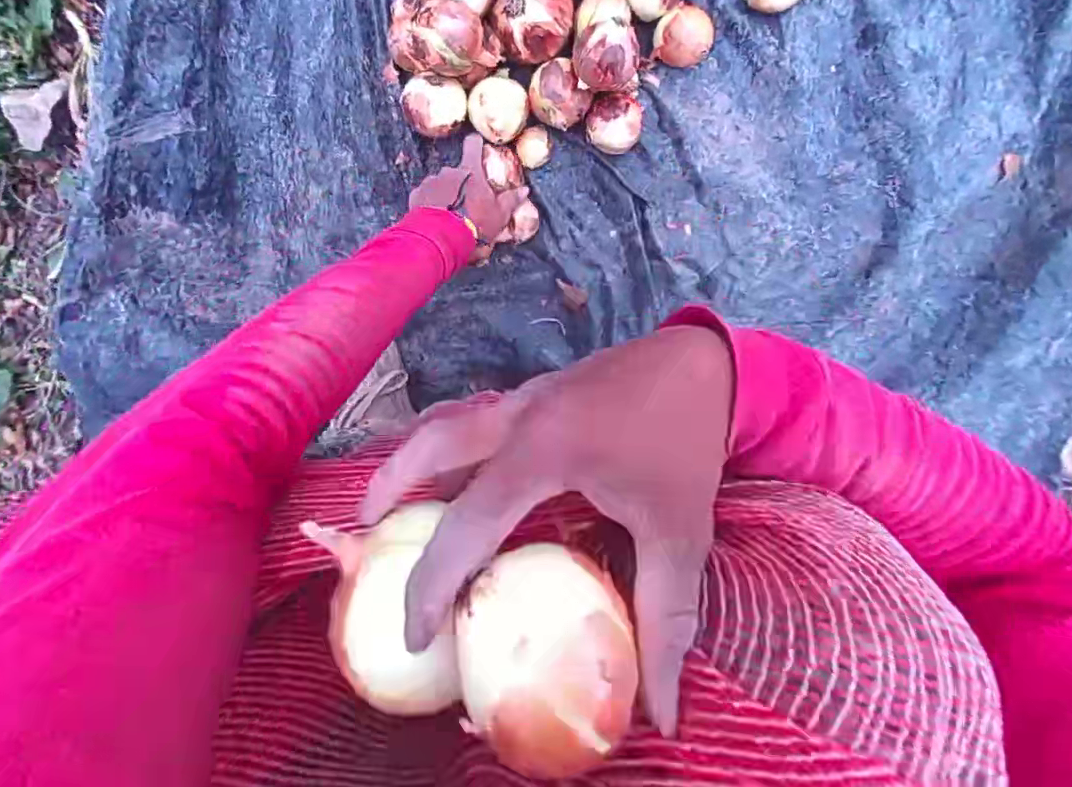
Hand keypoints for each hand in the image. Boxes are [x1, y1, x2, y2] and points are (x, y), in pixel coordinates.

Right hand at [358, 325, 734, 736]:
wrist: (704, 363)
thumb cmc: (687, 441)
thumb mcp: (680, 531)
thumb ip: (666, 616)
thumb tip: (661, 709)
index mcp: (542, 450)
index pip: (466, 522)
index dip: (432, 583)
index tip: (417, 634)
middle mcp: (521, 415)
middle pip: (432, 441)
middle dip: (391, 481)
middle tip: (367, 527)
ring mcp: (529, 394)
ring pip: (454, 420)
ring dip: (419, 455)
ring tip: (403, 497)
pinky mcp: (543, 387)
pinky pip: (483, 415)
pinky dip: (458, 441)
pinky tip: (473, 468)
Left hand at [408, 135, 528, 244]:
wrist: (441, 239)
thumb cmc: (475, 223)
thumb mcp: (499, 214)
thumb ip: (511, 199)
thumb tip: (525, 190)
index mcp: (470, 171)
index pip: (472, 145)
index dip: (475, 143)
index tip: (477, 144)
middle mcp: (448, 172)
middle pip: (456, 170)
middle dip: (461, 181)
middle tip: (467, 200)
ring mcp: (430, 182)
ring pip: (440, 183)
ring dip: (445, 192)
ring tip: (450, 212)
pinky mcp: (416, 195)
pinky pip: (425, 195)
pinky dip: (430, 202)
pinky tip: (436, 216)